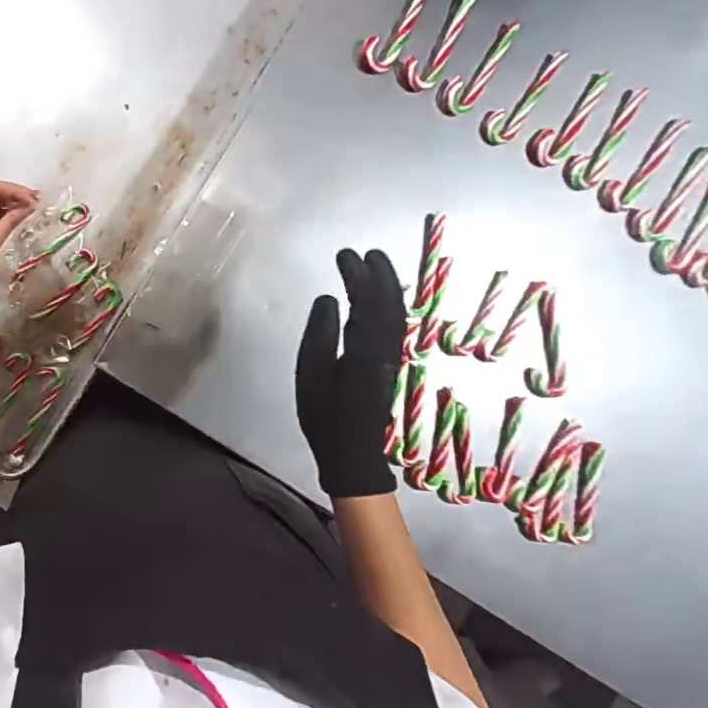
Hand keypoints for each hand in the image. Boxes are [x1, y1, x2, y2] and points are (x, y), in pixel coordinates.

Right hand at [297, 248, 405, 498]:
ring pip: (396, 313)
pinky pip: (394, 325)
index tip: (346, 254)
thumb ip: (319, 335)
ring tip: (374, 268)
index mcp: (364, 348)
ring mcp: (391, 357)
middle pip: (389, 302)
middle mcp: (386, 348)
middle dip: (378, 275)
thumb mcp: (312, 376)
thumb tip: (327, 299)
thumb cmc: (325, 417)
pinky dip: (388, 306)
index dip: (358, 276)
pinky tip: (379, 303)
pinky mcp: (389, 365)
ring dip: (387, 287)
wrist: (352, 454)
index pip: (366, 301)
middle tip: (364, 253)